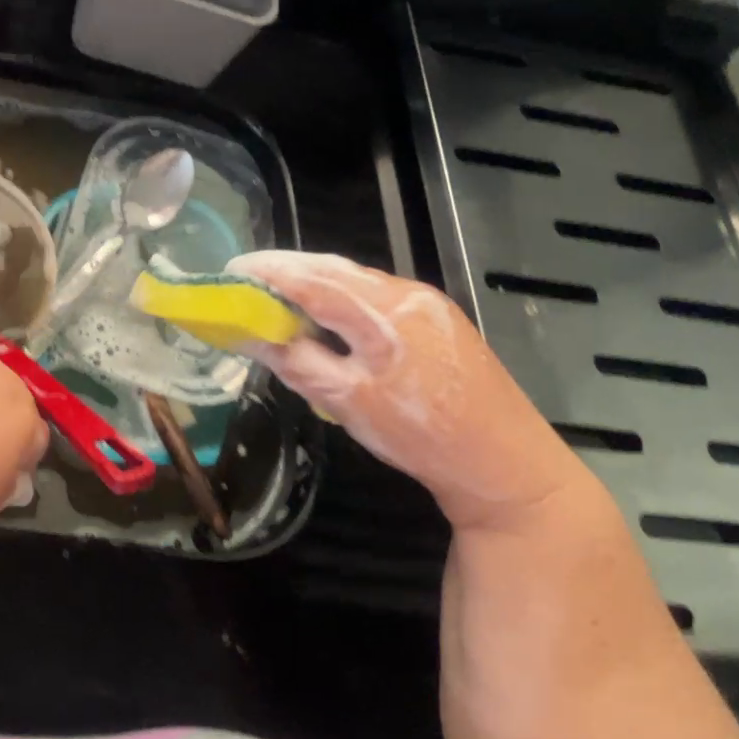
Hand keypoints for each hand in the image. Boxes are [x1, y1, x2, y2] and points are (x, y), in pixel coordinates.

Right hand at [225, 251, 589, 529]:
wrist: (509, 468)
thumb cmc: (423, 435)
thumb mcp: (348, 402)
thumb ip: (296, 360)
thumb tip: (247, 332)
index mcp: (385, 312)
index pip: (313, 278)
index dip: (267, 272)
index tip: (229, 271)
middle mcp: (407, 294)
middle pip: (333, 270)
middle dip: (286, 271)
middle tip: (245, 283)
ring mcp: (426, 304)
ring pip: (354, 280)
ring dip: (312, 283)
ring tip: (276, 299)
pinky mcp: (437, 319)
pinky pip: (374, 296)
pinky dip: (339, 299)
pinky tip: (325, 319)